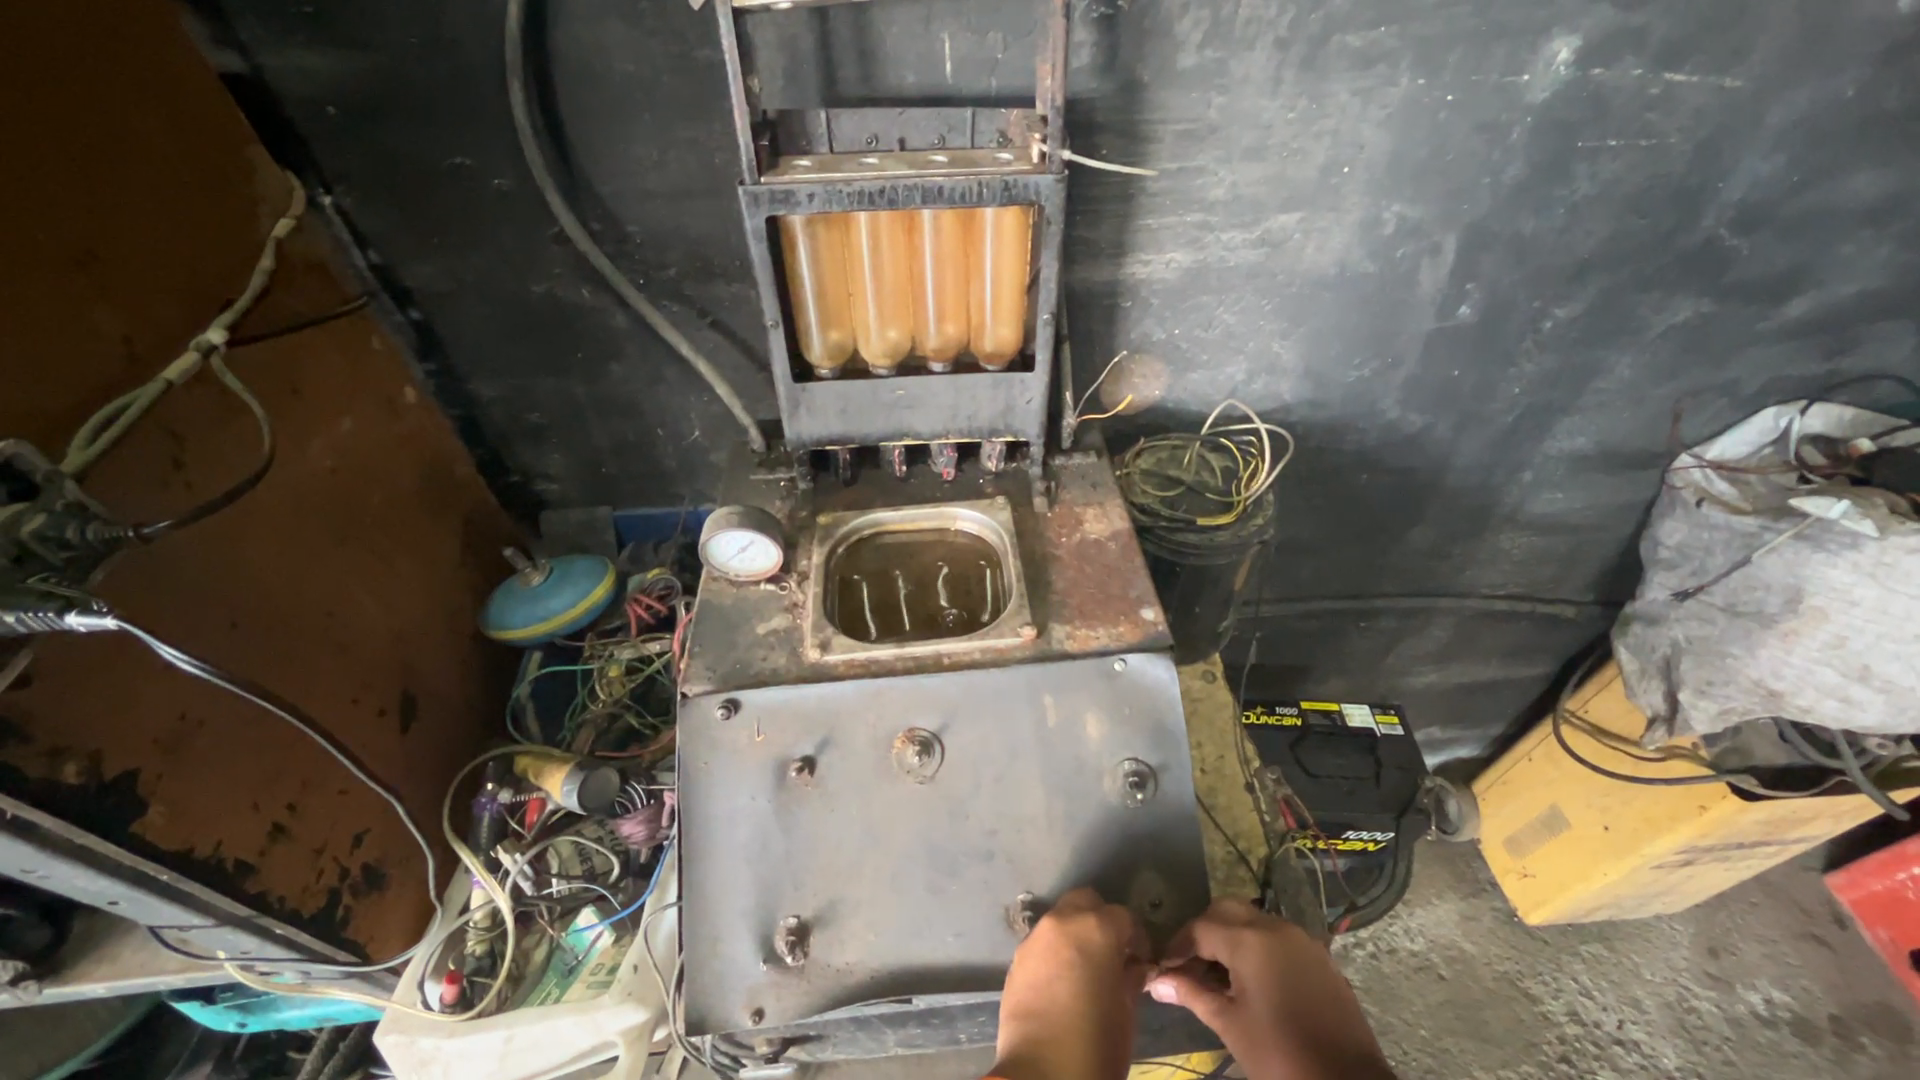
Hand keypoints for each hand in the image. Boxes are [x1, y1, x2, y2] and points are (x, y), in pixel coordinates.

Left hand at [994, 887, 1150, 1079]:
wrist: (1042, 1075)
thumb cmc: (1095, 1043)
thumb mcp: (1126, 1011)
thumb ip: (1130, 978)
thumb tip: (1135, 968)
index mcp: (1096, 929)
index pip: (1124, 916)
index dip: (1137, 939)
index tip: (1141, 962)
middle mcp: (1062, 923)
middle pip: (1086, 902)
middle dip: (1102, 921)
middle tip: (1112, 954)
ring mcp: (1034, 939)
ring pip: (1060, 920)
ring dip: (1076, 934)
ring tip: (1086, 969)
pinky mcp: (1016, 960)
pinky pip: (1042, 943)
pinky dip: (1055, 952)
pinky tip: (1063, 982)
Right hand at [1146, 899, 1393, 1079]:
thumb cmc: (1280, 1053)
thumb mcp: (1230, 1024)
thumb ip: (1192, 994)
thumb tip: (1156, 981)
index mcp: (1250, 940)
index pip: (1200, 927)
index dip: (1177, 946)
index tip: (1164, 968)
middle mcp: (1276, 927)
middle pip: (1227, 910)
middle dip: (1203, 931)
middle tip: (1189, 963)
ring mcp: (1302, 939)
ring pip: (1254, 919)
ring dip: (1230, 936)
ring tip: (1217, 973)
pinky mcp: (1319, 956)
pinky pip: (1278, 937)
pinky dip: (1257, 946)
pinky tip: (1251, 980)